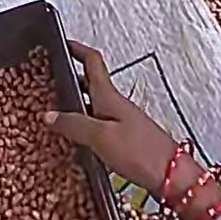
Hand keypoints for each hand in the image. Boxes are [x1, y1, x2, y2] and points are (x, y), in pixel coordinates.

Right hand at [43, 41, 179, 193]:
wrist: (172, 176)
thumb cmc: (139, 151)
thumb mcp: (100, 136)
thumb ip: (73, 124)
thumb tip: (48, 115)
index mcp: (109, 97)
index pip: (93, 62)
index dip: (78, 50)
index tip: (64, 43)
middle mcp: (115, 105)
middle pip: (90, 83)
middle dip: (71, 77)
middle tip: (50, 79)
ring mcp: (121, 122)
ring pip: (92, 104)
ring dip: (75, 103)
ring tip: (54, 108)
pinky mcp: (124, 140)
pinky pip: (98, 124)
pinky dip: (83, 124)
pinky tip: (74, 137)